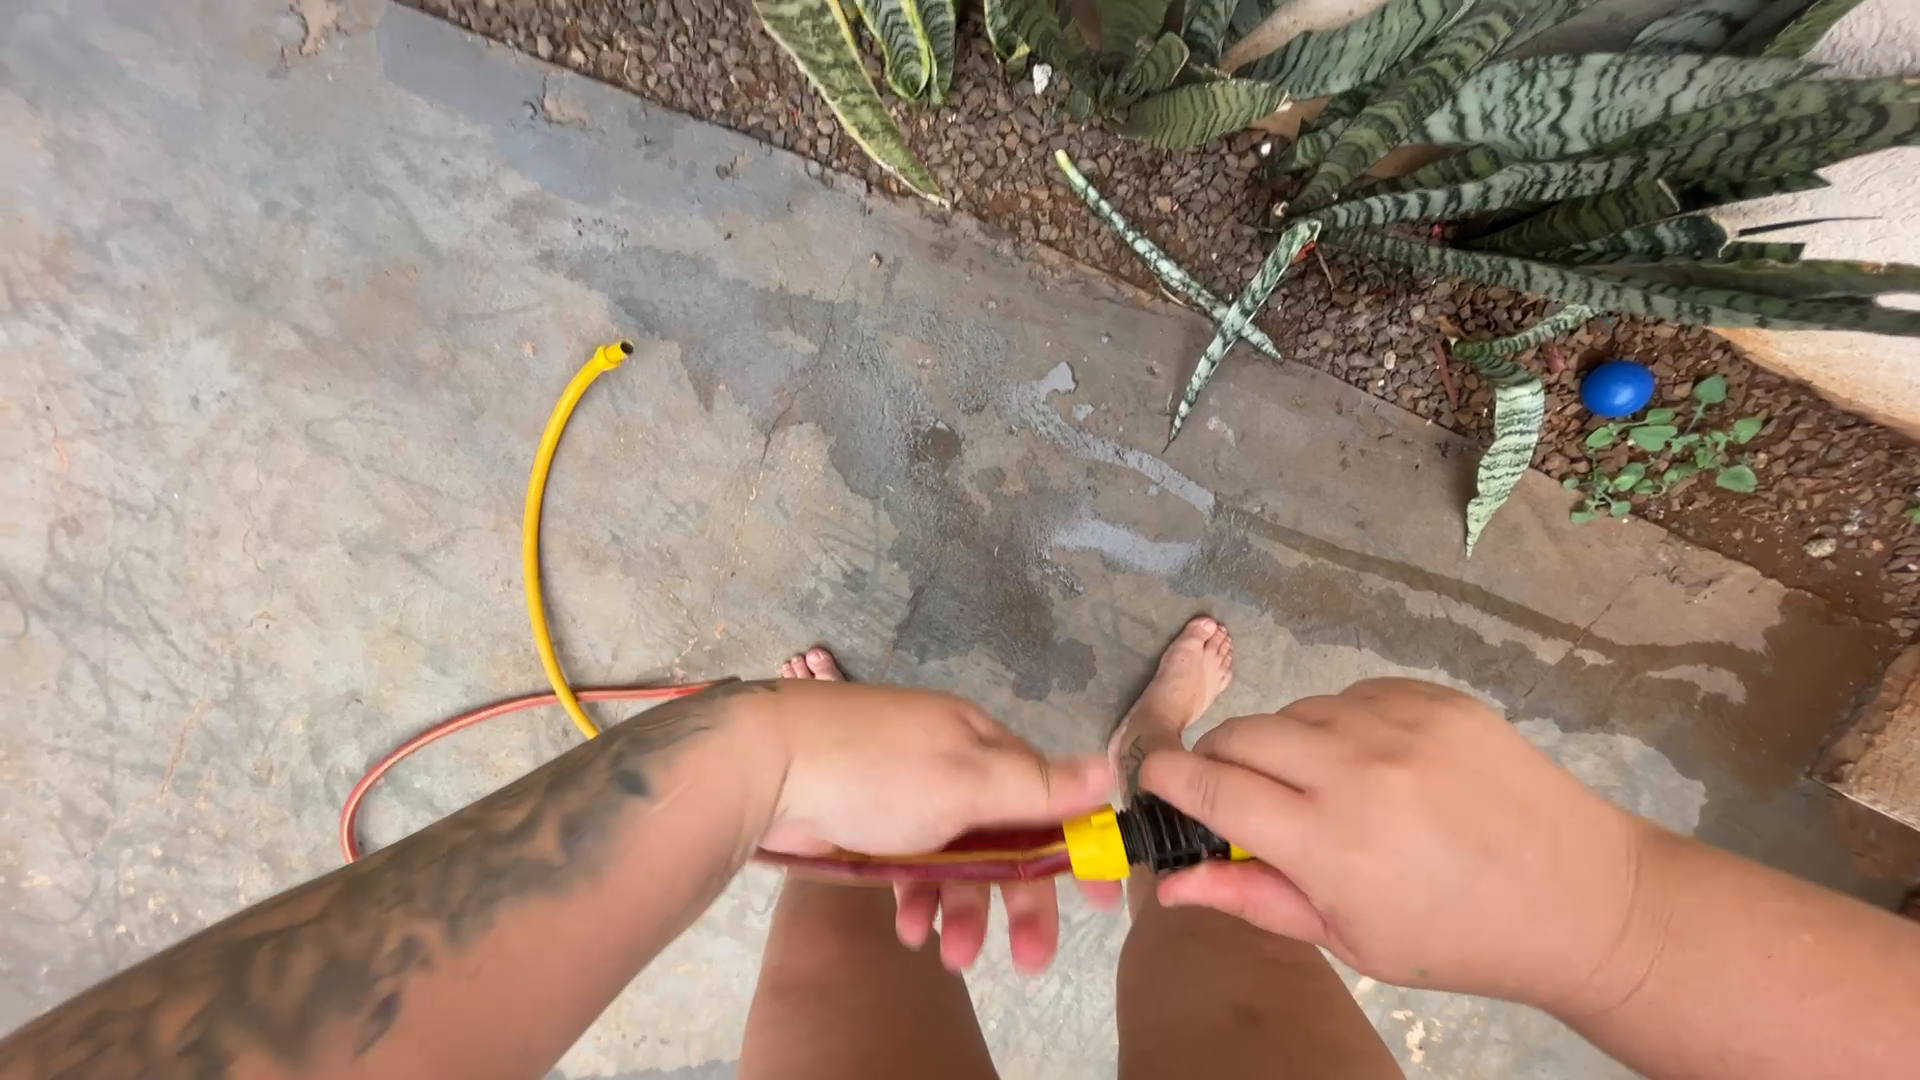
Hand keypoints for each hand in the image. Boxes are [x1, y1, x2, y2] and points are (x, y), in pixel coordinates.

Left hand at [740, 679, 1115, 972]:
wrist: (770, 767)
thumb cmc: (880, 770)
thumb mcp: (967, 779)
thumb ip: (1039, 784)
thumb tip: (1108, 766)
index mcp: (982, 744)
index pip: (1049, 794)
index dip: (1077, 844)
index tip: (1102, 895)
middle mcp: (954, 767)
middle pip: (1007, 836)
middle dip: (1020, 897)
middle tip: (1030, 960)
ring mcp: (914, 797)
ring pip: (960, 861)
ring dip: (964, 909)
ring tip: (950, 953)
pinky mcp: (878, 824)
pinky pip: (915, 866)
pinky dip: (919, 898)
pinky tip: (908, 926)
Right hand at [1141, 678, 1645, 1010]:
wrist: (1592, 900)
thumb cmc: (1458, 936)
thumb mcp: (1348, 938)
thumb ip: (1251, 898)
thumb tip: (1168, 880)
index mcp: (1332, 842)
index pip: (1212, 789)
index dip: (1168, 778)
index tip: (1154, 781)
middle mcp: (1356, 768)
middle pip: (1239, 735)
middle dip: (1220, 760)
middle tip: (1244, 793)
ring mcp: (1396, 721)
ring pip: (1291, 712)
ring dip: (1286, 745)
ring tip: (1328, 784)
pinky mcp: (1428, 694)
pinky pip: (1345, 695)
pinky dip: (1339, 725)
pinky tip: (1378, 762)